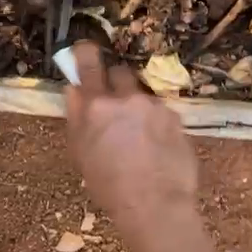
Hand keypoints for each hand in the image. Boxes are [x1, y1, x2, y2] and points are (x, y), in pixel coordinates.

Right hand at [65, 43, 198, 233]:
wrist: (154, 205)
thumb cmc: (107, 183)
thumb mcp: (80, 151)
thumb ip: (76, 116)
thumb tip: (74, 89)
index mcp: (96, 107)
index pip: (90, 65)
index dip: (86, 53)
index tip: (85, 46)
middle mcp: (127, 99)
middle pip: (120, 73)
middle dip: (114, 83)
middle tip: (111, 104)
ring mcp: (155, 107)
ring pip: (141, 96)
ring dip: (135, 107)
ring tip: (134, 136)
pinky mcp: (177, 119)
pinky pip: (160, 112)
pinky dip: (154, 122)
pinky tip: (152, 146)